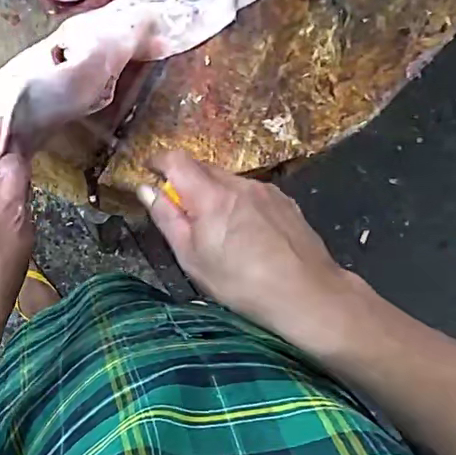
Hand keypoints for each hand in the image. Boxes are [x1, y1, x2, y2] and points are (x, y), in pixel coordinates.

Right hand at [137, 151, 376, 353]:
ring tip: (214, 230)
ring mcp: (266, 191)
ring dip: (212, 194)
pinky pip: (249, 192)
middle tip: (179, 212)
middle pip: (202, 168)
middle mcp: (239, 184)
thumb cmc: (241, 283)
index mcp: (211, 196)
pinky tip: (243, 233)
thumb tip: (146, 189)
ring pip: (227, 181)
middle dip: (184, 182)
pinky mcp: (285, 202)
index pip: (176, 159)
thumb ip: (166, 218)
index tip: (149, 172)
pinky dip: (236, 203)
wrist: (308, 295)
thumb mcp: (190, 256)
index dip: (158, 161)